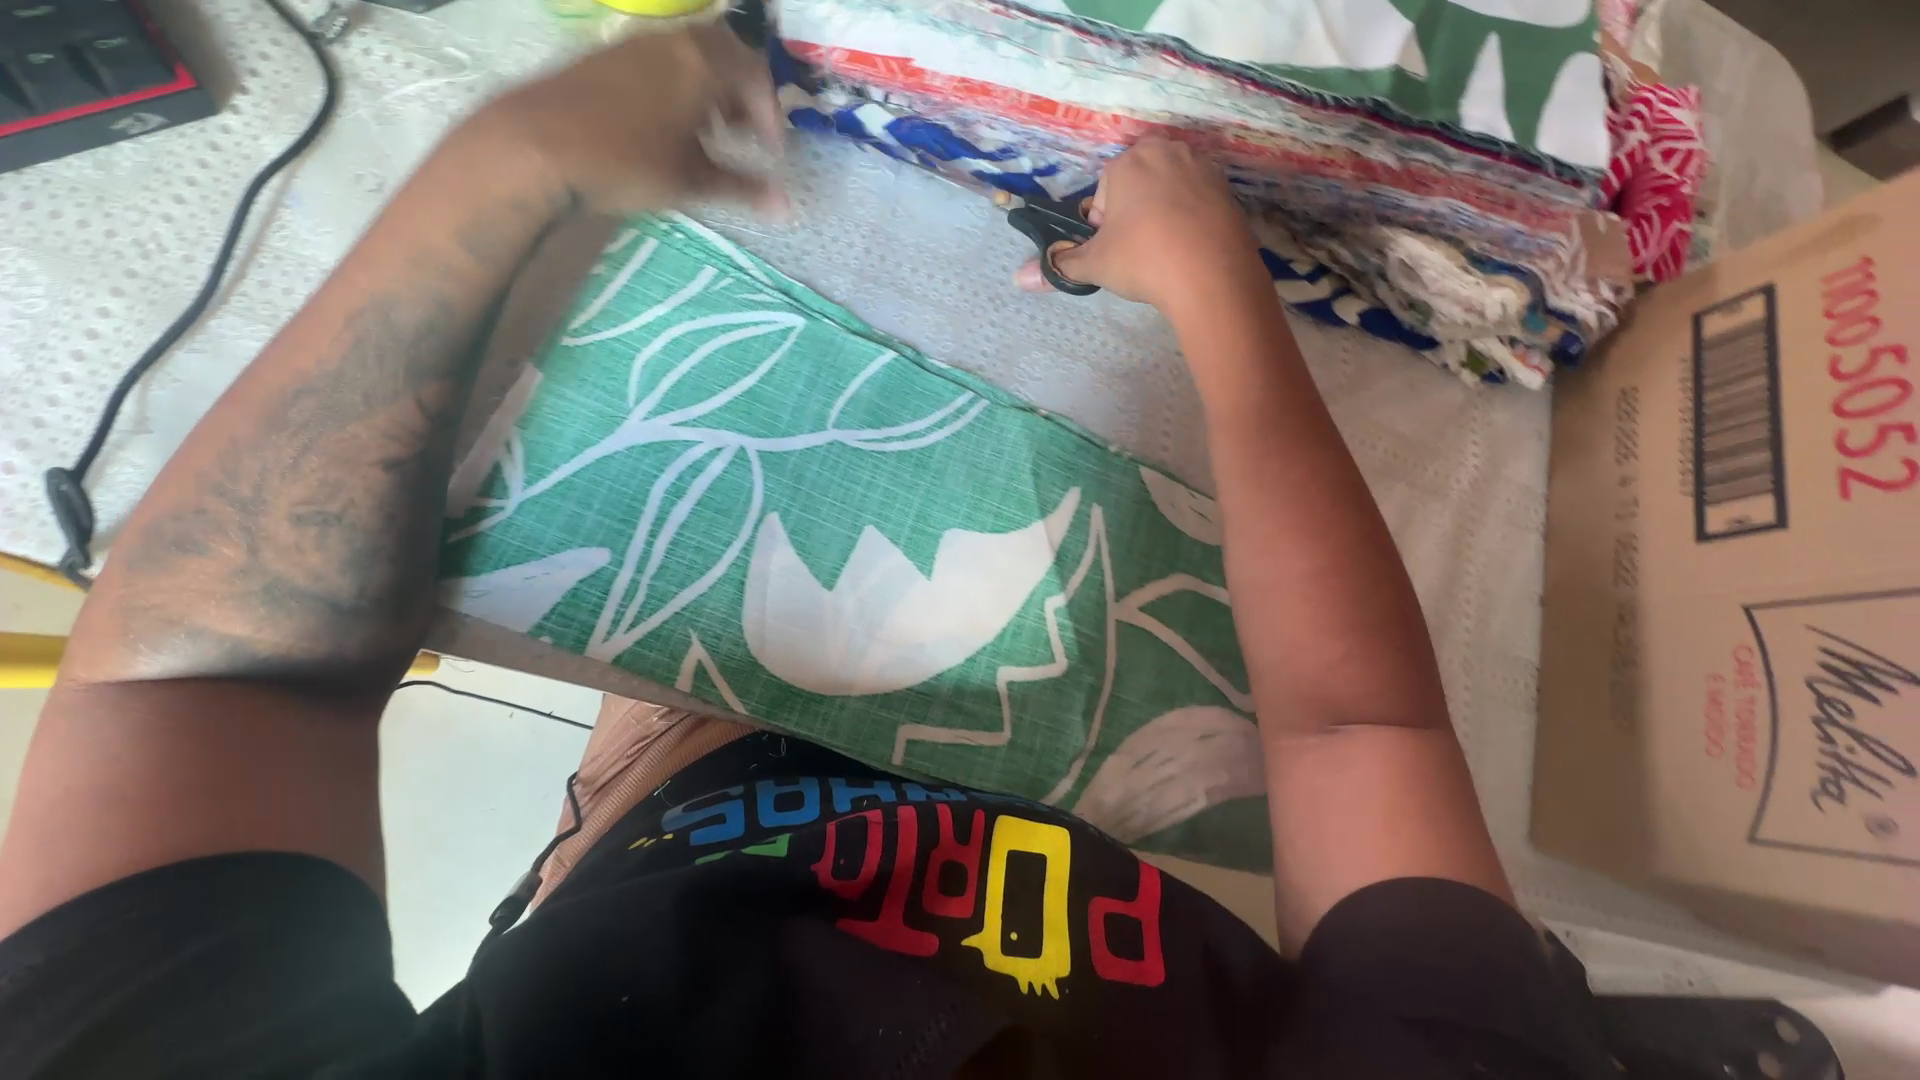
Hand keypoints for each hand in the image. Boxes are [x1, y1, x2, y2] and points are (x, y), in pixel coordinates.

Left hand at [470, 24, 785, 216]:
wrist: (535, 146)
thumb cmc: (626, 163)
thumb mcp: (691, 181)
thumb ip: (742, 189)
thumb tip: (788, 207)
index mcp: (702, 65)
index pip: (756, 75)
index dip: (771, 114)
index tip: (772, 151)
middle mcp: (672, 43)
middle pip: (725, 54)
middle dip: (743, 95)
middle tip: (746, 134)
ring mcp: (635, 45)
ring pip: (690, 55)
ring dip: (711, 90)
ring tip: (710, 133)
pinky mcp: (606, 57)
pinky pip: (659, 61)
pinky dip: (678, 87)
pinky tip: (667, 126)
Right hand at [1014, 138, 1265, 312]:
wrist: (1211, 275)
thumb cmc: (1144, 260)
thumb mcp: (1095, 264)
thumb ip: (1059, 266)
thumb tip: (1020, 279)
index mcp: (1127, 162)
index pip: (1105, 191)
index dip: (1104, 224)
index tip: (1113, 248)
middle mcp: (1165, 151)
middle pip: (1138, 182)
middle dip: (1133, 211)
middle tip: (1136, 249)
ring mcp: (1200, 166)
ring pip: (1168, 189)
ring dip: (1161, 213)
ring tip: (1164, 250)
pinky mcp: (1226, 187)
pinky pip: (1197, 199)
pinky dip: (1189, 218)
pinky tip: (1188, 247)